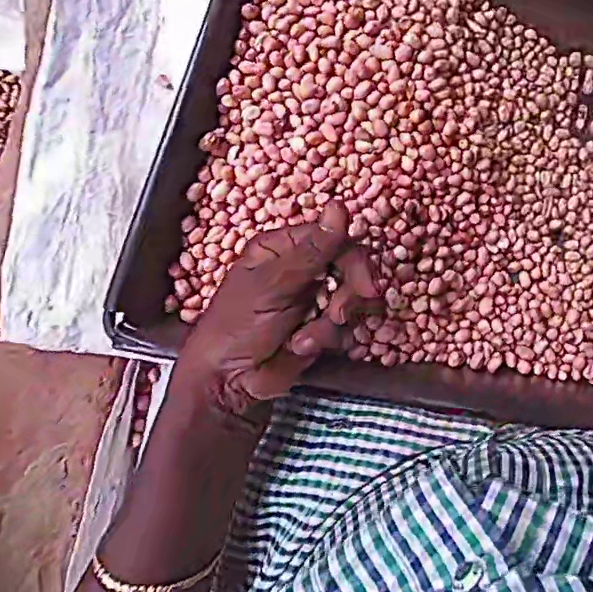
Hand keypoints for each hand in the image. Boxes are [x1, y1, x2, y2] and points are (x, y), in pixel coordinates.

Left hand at [166, 202, 380, 434]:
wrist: (226, 384)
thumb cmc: (236, 327)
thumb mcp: (273, 285)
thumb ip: (312, 251)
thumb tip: (339, 207)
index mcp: (284, 248)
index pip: (334, 238)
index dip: (353, 259)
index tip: (366, 285)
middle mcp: (303, 268)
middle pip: (351, 267)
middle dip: (348, 294)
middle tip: (338, 314)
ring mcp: (313, 298)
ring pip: (352, 298)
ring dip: (331, 323)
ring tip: (304, 339)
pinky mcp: (321, 327)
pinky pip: (346, 326)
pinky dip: (327, 339)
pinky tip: (301, 348)